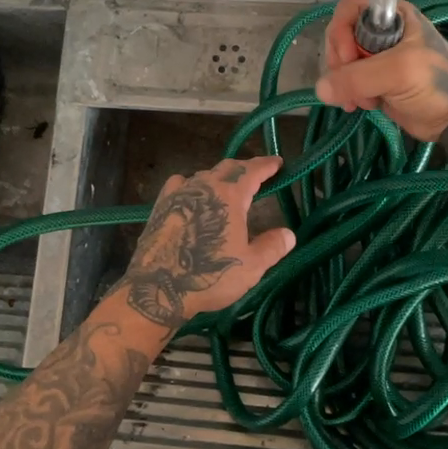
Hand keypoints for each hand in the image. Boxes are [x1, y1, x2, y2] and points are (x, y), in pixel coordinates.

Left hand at [113, 156, 294, 329]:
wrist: (158, 287)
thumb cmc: (209, 275)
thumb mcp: (250, 267)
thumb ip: (272, 247)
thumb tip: (289, 234)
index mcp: (229, 195)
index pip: (251, 170)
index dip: (266, 164)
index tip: (277, 161)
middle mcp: (204, 186)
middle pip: (228, 167)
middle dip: (244, 168)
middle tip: (257, 174)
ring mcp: (180, 193)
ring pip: (204, 175)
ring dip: (219, 177)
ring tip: (227, 187)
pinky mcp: (161, 205)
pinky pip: (180, 184)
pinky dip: (192, 184)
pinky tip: (192, 195)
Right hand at [314, 0, 447, 141]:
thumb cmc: (436, 83)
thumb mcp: (399, 72)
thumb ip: (358, 78)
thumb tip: (320, 89)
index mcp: (393, 17)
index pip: (349, 11)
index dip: (342, 33)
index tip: (350, 59)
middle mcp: (382, 32)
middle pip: (339, 37)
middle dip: (342, 64)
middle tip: (353, 86)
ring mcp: (377, 58)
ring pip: (341, 62)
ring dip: (345, 83)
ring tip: (363, 101)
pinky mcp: (375, 81)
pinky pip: (348, 81)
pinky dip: (348, 94)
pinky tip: (359, 106)